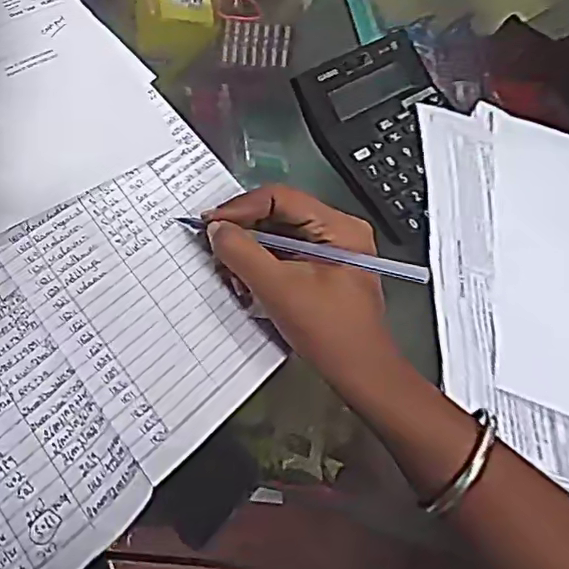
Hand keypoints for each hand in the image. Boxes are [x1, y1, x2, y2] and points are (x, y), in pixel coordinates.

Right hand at [203, 185, 407, 391]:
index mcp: (338, 227)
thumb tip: (216, 228)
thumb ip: (241, 252)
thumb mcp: (277, 287)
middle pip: (274, 214)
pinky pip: (277, 252)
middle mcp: (335, 232)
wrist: (358, 370)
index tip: (210, 224)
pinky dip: (255, 263)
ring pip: (272, 234)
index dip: (239, 208)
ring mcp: (326, 250)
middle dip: (240, 231)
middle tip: (214, 247)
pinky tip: (244, 280)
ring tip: (230, 270)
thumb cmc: (328, 330)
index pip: (278, 198)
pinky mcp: (315, 267)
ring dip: (245, 250)